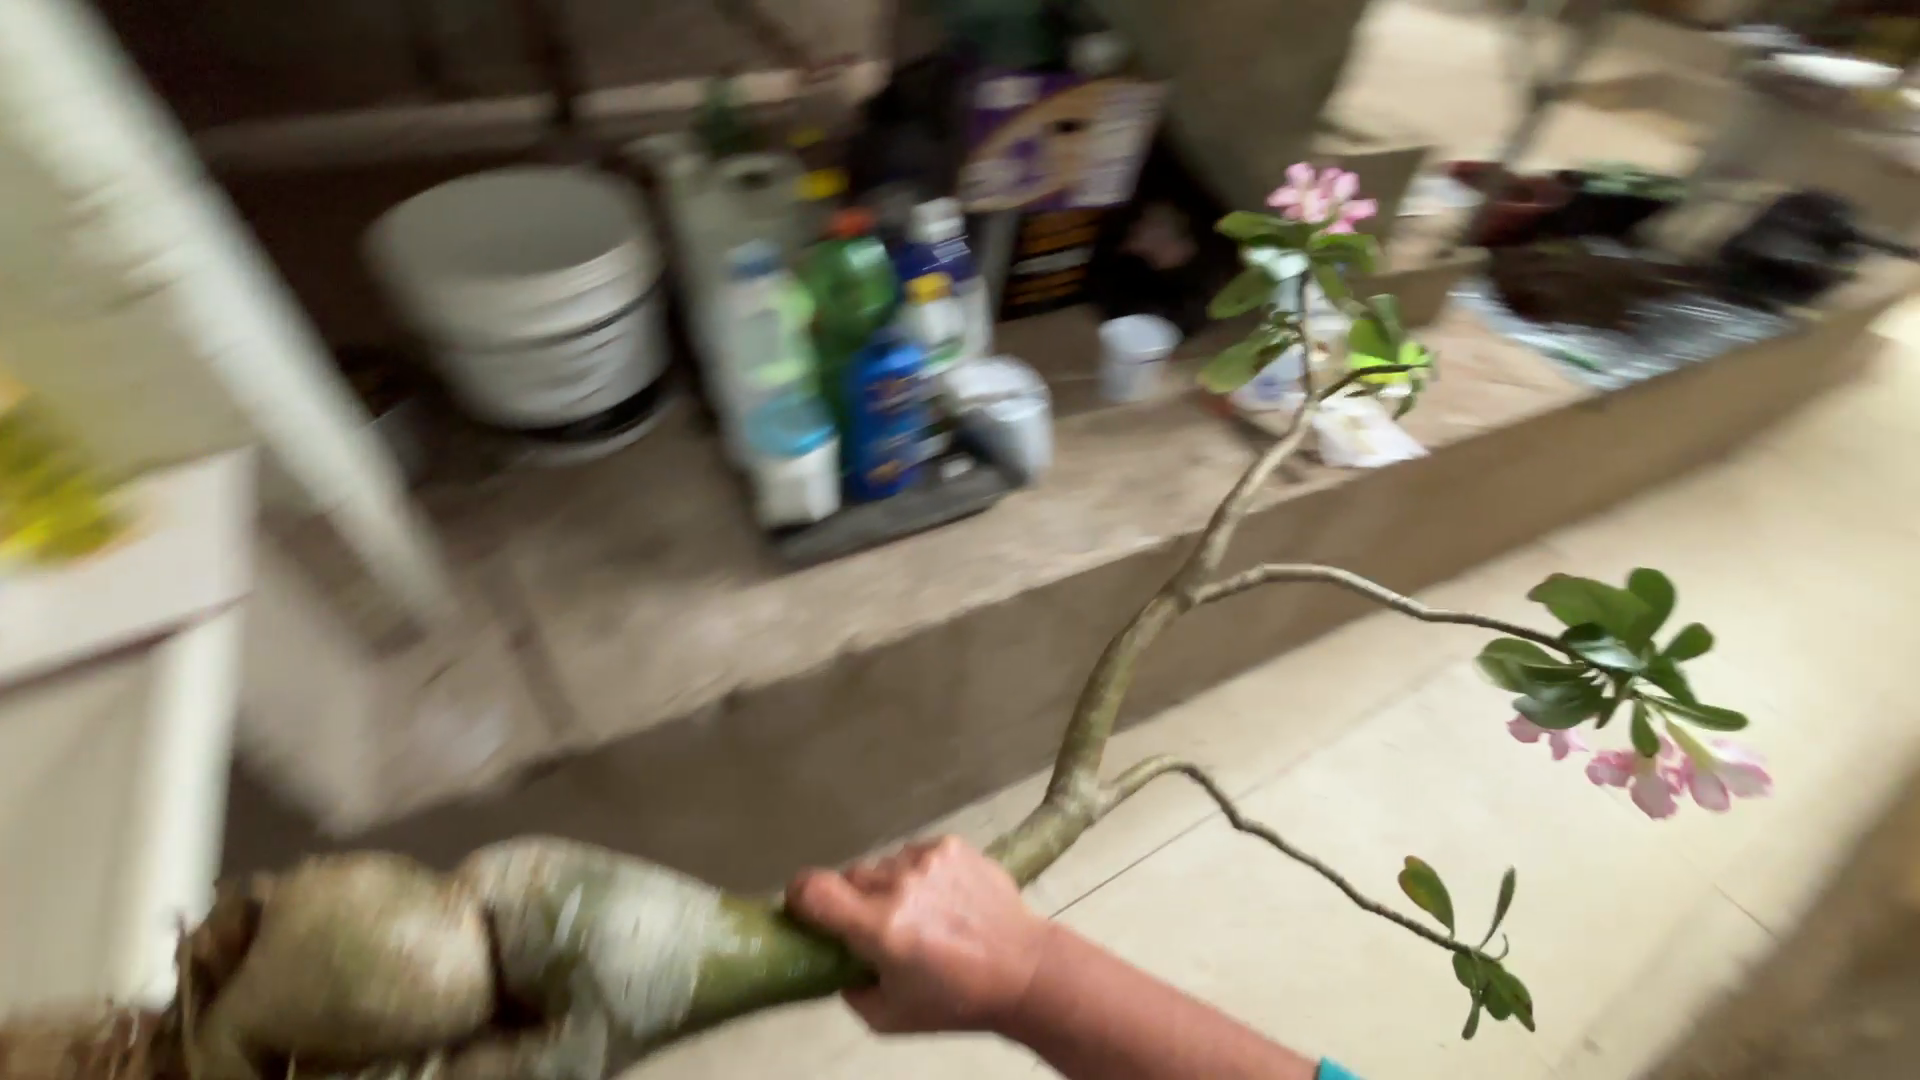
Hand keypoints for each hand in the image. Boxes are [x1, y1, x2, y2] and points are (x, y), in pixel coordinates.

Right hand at [786, 836, 1051, 1034]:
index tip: (801, 908)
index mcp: (881, 927)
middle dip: (852, 900)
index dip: (798, 896)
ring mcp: (928, 858)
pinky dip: (916, 872)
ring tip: (918, 912)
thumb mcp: (889, 1016)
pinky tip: (940, 896)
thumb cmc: (955, 1000)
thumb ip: (850, 988)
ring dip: (886, 885)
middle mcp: (900, 883)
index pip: (814, 890)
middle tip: (874, 926)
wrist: (1023, 967)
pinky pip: (913, 852)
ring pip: (882, 864)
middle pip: (849, 876)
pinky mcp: (951, 844)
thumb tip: (837, 961)